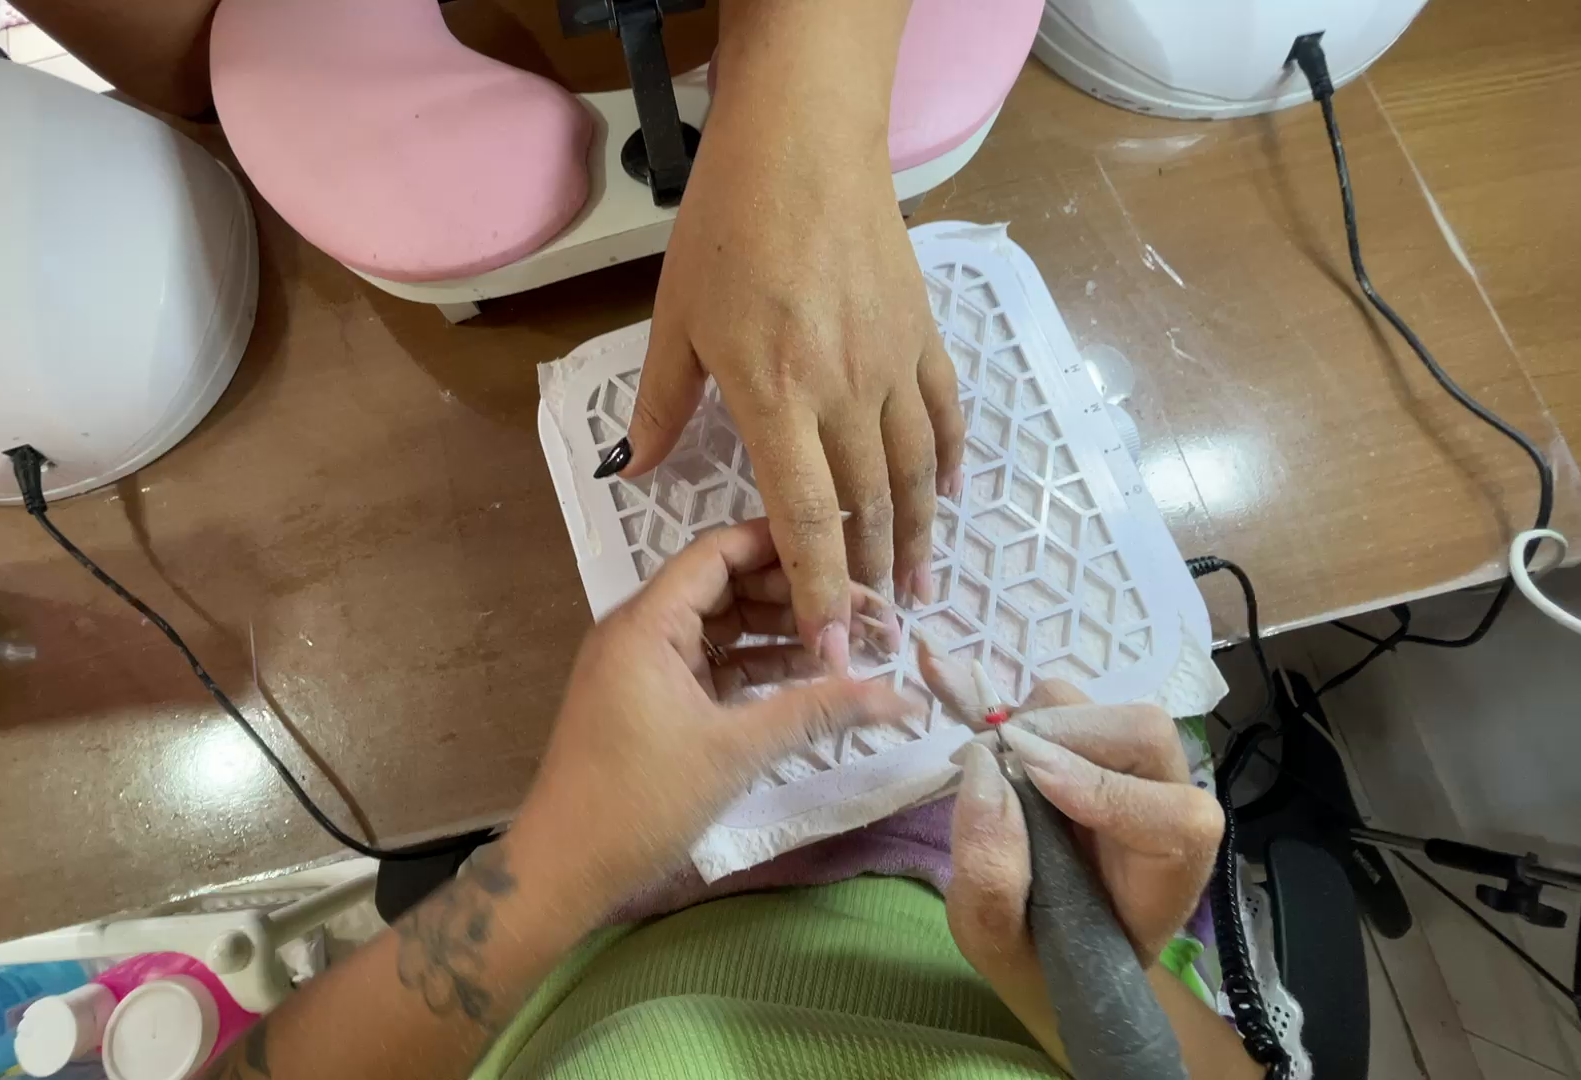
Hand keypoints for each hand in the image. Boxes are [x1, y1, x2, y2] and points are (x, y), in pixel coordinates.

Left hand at [507, 520, 910, 921]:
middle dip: (792, 595)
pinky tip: (809, 673)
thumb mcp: (735, 752)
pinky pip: (711, 662)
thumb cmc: (639, 801)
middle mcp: (642, 628)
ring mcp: (645, 662)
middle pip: (726, 586)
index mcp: (648, 622)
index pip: (718, 552)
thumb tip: (903, 699)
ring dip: (779, 632)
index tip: (841, 550)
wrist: (564, 868)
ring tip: (848, 641)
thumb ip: (817, 712)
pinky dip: (754, 665)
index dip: (780, 544)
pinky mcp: (652, 694)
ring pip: (722, 625)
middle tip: (861, 608)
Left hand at [609, 1, 963, 657]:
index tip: (832, 644)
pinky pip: (945, 416)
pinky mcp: (923, 339)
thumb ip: (660, 406)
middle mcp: (843, 396)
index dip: (819, 590)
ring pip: (912, 474)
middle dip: (869, 577)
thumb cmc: (727, 229)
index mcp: (775, 400)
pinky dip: (946, 464)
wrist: (804, 143)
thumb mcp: (675, 321)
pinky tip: (944, 499)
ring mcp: (893, 367)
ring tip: (920, 588)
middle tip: (876, 628)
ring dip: (916, 538)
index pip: (806, 520)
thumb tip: (634, 468)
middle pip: (865, 509)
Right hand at [921, 671, 1223, 981]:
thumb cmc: (1035, 957)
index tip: (1022, 775)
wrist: (1053, 947)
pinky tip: (940, 674)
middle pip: (1140, 734)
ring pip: (1095, 705)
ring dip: (1029, 718)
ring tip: (984, 757)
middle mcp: (1160, 809)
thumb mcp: (997, 942)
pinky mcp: (1087, 745)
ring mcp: (1127, 769)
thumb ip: (990, 876)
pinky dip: (1003, 697)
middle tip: (986, 760)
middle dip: (1055, 733)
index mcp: (1164, 878)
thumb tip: (982, 771)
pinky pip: (1056, 700)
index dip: (1101, 786)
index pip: (1175, 816)